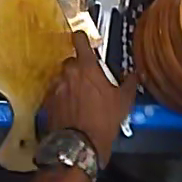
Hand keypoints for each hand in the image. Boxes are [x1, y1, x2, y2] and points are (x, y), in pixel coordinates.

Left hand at [42, 34, 137, 166]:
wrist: (79, 144)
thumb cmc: (103, 121)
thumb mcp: (123, 102)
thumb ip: (129, 83)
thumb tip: (135, 73)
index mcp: (86, 67)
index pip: (80, 40)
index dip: (82, 37)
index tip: (85, 39)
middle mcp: (67, 72)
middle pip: (72, 62)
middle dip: (80, 69)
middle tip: (91, 83)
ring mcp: (55, 85)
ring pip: (63, 77)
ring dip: (71, 83)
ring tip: (82, 100)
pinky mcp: (47, 99)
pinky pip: (56, 91)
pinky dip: (62, 96)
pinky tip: (72, 108)